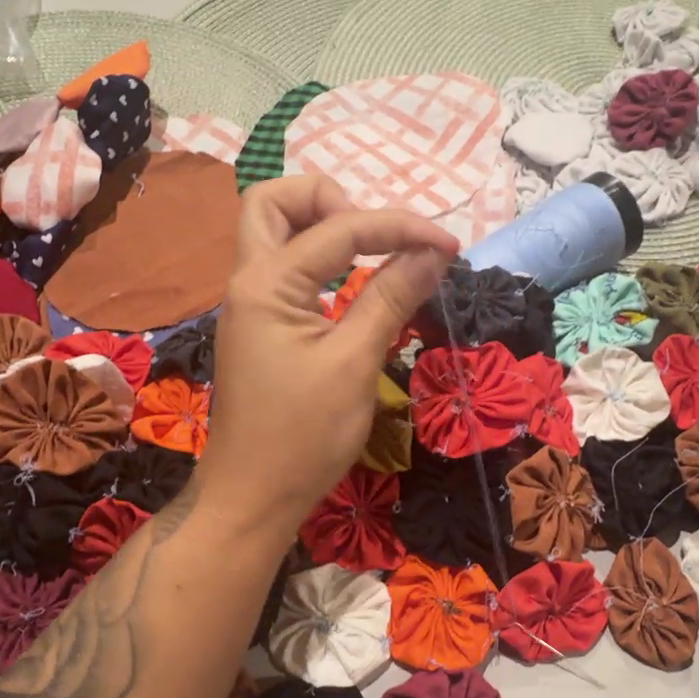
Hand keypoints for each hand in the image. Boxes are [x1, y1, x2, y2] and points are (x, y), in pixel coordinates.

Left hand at [197, 175, 456, 536]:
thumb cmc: (302, 437)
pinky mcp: (260, 329)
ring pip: (274, 234)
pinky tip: (354, 282)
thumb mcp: (354, 365)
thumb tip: (432, 253)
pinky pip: (285, 270)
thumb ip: (390, 299)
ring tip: (375, 251)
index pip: (339, 227)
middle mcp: (249, 282)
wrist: (252, 498)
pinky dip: (319, 260)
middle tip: (377, 235)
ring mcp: (250, 305)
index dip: (400, 227)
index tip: (449, 247)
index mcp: (266, 284)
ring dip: (322, 226)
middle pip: (273, 203)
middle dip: (329, 199)